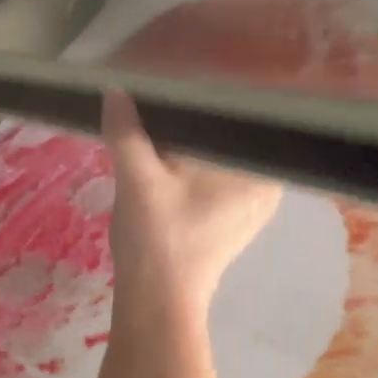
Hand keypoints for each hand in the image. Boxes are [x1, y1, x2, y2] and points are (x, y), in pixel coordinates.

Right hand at [103, 90, 281, 310]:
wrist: (158, 292)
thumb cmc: (158, 234)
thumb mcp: (136, 178)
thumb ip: (127, 132)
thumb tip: (115, 89)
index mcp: (256, 176)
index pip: (239, 124)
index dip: (206, 102)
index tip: (172, 86)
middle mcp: (262, 187)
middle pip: (223, 140)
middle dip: (188, 122)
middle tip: (149, 100)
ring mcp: (245, 204)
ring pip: (212, 158)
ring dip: (182, 143)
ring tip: (147, 123)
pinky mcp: (224, 215)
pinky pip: (207, 175)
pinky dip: (183, 163)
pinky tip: (155, 158)